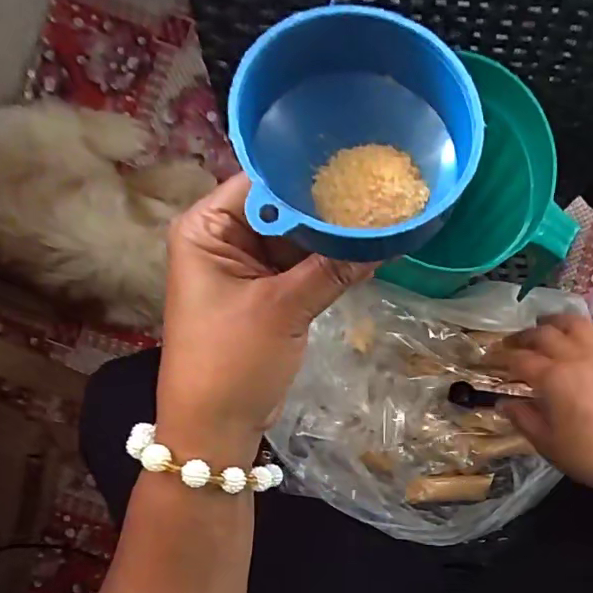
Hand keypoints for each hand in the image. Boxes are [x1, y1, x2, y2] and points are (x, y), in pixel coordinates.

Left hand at [156, 174, 374, 458]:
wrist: (216, 426)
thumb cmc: (232, 362)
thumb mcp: (282, 310)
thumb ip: (332, 268)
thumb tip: (386, 237)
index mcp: (207, 228)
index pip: (261, 183)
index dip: (306, 174)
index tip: (357, 165)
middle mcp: (223, 238)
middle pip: (281, 208)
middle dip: (325, 206)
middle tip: (379, 189)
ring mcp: (245, 267)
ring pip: (295, 239)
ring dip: (331, 236)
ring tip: (381, 214)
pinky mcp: (265, 294)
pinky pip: (299, 267)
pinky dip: (327, 263)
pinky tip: (366, 249)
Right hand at [497, 313, 592, 495]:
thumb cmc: (589, 454)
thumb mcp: (547, 443)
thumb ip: (524, 419)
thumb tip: (504, 404)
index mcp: (552, 377)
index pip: (519, 359)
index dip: (500, 358)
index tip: (486, 360)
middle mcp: (575, 358)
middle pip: (544, 334)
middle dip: (522, 336)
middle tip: (508, 344)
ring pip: (574, 324)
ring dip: (554, 322)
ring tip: (542, 326)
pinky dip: (582, 328)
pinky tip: (577, 336)